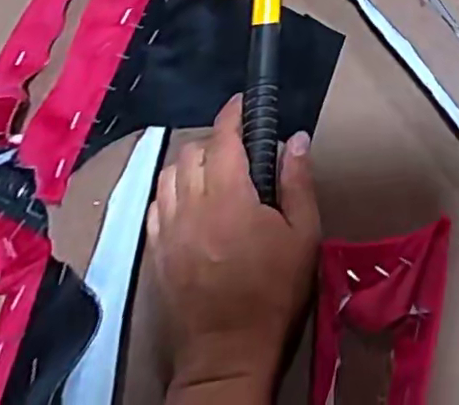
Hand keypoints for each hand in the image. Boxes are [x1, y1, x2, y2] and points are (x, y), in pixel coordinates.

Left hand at [146, 95, 319, 398]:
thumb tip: (296, 139)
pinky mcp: (157, 253)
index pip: (223, 141)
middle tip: (240, 145)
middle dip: (215, 138)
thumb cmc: (274, 293)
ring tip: (215, 169)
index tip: (243, 103)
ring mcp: (168, 232)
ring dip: (190, 161)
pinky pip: (156, 205)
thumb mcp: (303, 235)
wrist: (229, 355)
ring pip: (168, 176)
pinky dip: (172, 190)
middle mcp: (191, 209)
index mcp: (229, 200)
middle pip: (191, 152)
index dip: (232, 115)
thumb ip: (298, 182)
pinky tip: (191, 199)